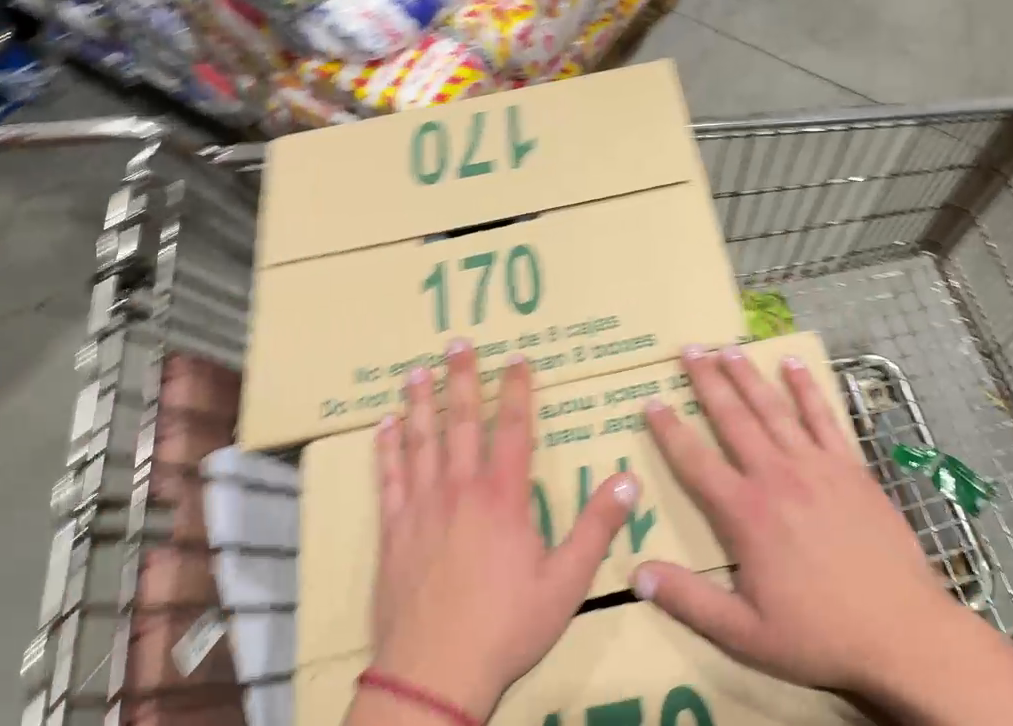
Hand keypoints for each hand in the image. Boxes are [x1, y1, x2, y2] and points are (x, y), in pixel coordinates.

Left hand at [360, 339, 637, 719]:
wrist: (434, 671)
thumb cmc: (506, 626)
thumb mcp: (567, 581)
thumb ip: (597, 527)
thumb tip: (629, 479)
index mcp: (503, 496)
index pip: (514, 427)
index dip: (517, 389)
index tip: (517, 358)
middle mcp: (460, 489)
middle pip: (461, 420)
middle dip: (461, 378)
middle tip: (457, 342)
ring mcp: (421, 507)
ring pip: (419, 440)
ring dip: (419, 402)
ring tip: (415, 371)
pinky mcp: (393, 530)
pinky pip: (388, 478)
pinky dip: (386, 449)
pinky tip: (383, 428)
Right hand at [632, 347, 1012, 725]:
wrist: (902, 631)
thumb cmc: (819, 635)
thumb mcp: (744, 633)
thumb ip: (689, 601)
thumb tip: (638, 573)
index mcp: (745, 514)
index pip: (695, 462)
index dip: (669, 430)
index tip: (650, 401)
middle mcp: (777, 477)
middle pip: (734, 419)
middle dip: (707, 381)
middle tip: (687, 349)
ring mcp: (817, 467)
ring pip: (774, 409)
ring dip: (748, 375)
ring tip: (727, 347)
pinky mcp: (851, 468)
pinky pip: (824, 417)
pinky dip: (807, 388)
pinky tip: (794, 364)